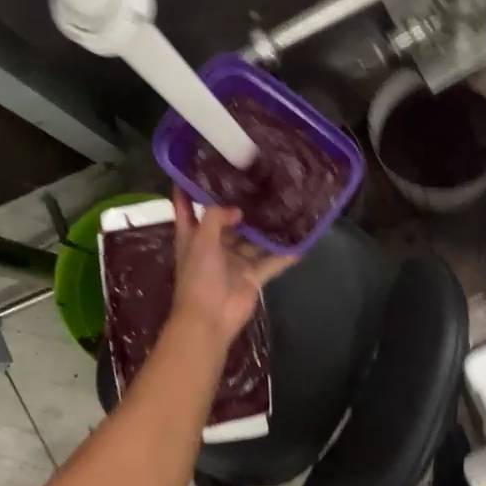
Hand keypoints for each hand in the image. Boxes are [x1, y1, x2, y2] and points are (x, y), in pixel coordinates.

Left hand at [168, 189, 295, 345]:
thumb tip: (238, 210)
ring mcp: (234, 263)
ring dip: (264, 230)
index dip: (188, 189)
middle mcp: (213, 247)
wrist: (210, 318)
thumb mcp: (202, 240)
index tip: (196, 167)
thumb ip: (217, 218)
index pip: (186, 208)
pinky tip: (299, 243)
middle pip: (226, 223)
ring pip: (251, 242)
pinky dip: (283, 256)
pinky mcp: (251, 277)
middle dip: (238, 207)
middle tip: (257, 182)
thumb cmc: (198, 277)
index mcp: (192, 237)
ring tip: (282, 206)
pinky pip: (270, 263)